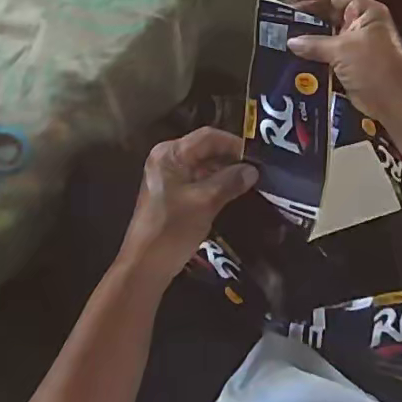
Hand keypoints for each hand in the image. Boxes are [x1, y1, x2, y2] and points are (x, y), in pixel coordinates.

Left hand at [118, 128, 257, 284]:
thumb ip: (229, 182)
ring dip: (225, 172)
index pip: (208, 136)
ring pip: (203, 165)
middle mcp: (167, 158)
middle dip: (231, 158)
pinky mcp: (171, 193)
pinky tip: (233, 193)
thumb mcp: (205, 202)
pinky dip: (215, 184)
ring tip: (250, 181)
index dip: (234, 144)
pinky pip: (197, 180)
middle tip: (257, 170)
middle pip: (205, 149)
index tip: (257, 156)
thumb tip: (252, 170)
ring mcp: (168, 176)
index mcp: (170, 154)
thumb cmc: (172, 228)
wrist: (145, 265)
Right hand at [285, 0, 401, 126]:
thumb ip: (314, 44)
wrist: (398, 103)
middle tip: (282, 17)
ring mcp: (358, 45)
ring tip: (285, 36)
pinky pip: (329, 54)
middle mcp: (362, 24)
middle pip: (331, 12)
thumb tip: (291, 41)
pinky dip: (314, 54)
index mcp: (365, 12)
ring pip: (328, 34)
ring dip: (309, 36)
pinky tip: (296, 57)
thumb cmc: (375, 68)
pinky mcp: (353, 65)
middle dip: (307, 13)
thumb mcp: (342, 50)